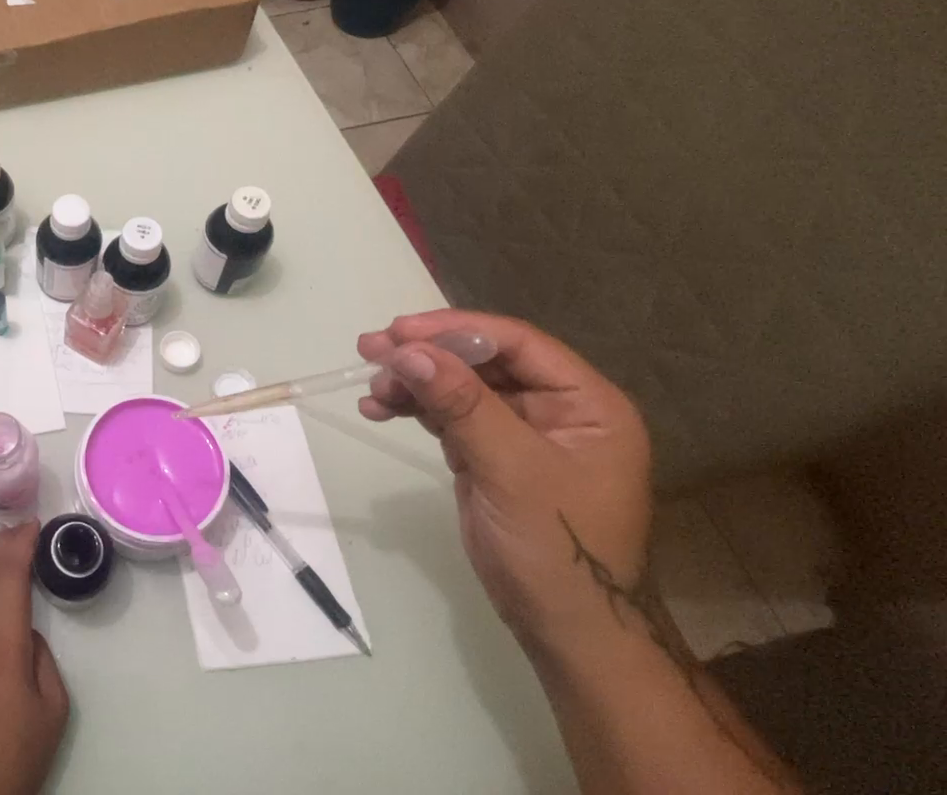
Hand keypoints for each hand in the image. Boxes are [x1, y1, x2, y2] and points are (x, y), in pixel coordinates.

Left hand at [0, 521, 69, 794]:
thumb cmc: (16, 747)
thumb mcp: (52, 705)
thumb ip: (40, 656)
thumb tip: (24, 629)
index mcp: (1, 641)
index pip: (8, 574)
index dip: (21, 543)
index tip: (36, 525)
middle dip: (2, 539)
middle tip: (23, 526)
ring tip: (1, 537)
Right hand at [357, 310, 652, 647]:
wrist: (563, 626)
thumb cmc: (555, 545)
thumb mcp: (511, 468)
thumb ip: (461, 404)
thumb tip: (407, 351)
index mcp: (586, 404)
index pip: (517, 345)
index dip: (456, 331)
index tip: (399, 332)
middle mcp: (556, 409)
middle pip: (483, 362)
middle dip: (427, 354)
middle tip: (370, 349)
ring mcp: (520, 432)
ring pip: (459, 386)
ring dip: (413, 382)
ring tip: (371, 390)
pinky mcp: (490, 455)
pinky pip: (448, 416)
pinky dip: (414, 408)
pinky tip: (379, 408)